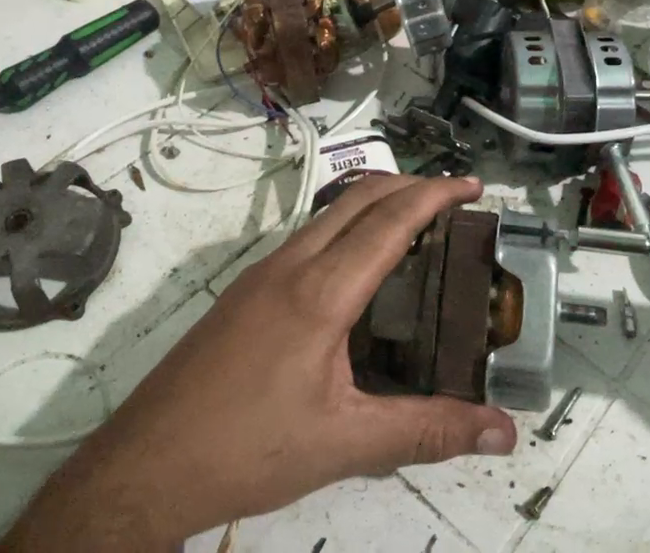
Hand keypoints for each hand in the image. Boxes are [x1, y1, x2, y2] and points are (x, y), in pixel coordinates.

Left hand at [0, 174, 517, 550]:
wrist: (145, 465)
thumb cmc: (248, 449)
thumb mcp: (346, 443)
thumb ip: (428, 431)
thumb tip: (503, 434)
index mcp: (320, 292)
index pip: (389, 220)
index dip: (435, 194)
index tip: (474, 185)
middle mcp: (289, 267)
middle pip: (357, 199)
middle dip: (409, 185)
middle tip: (454, 199)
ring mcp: (260, 276)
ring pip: (327, 217)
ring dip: (374, 205)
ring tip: (415, 227)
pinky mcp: (242, 294)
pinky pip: (306, 240)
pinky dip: (346, 229)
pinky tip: (357, 271)